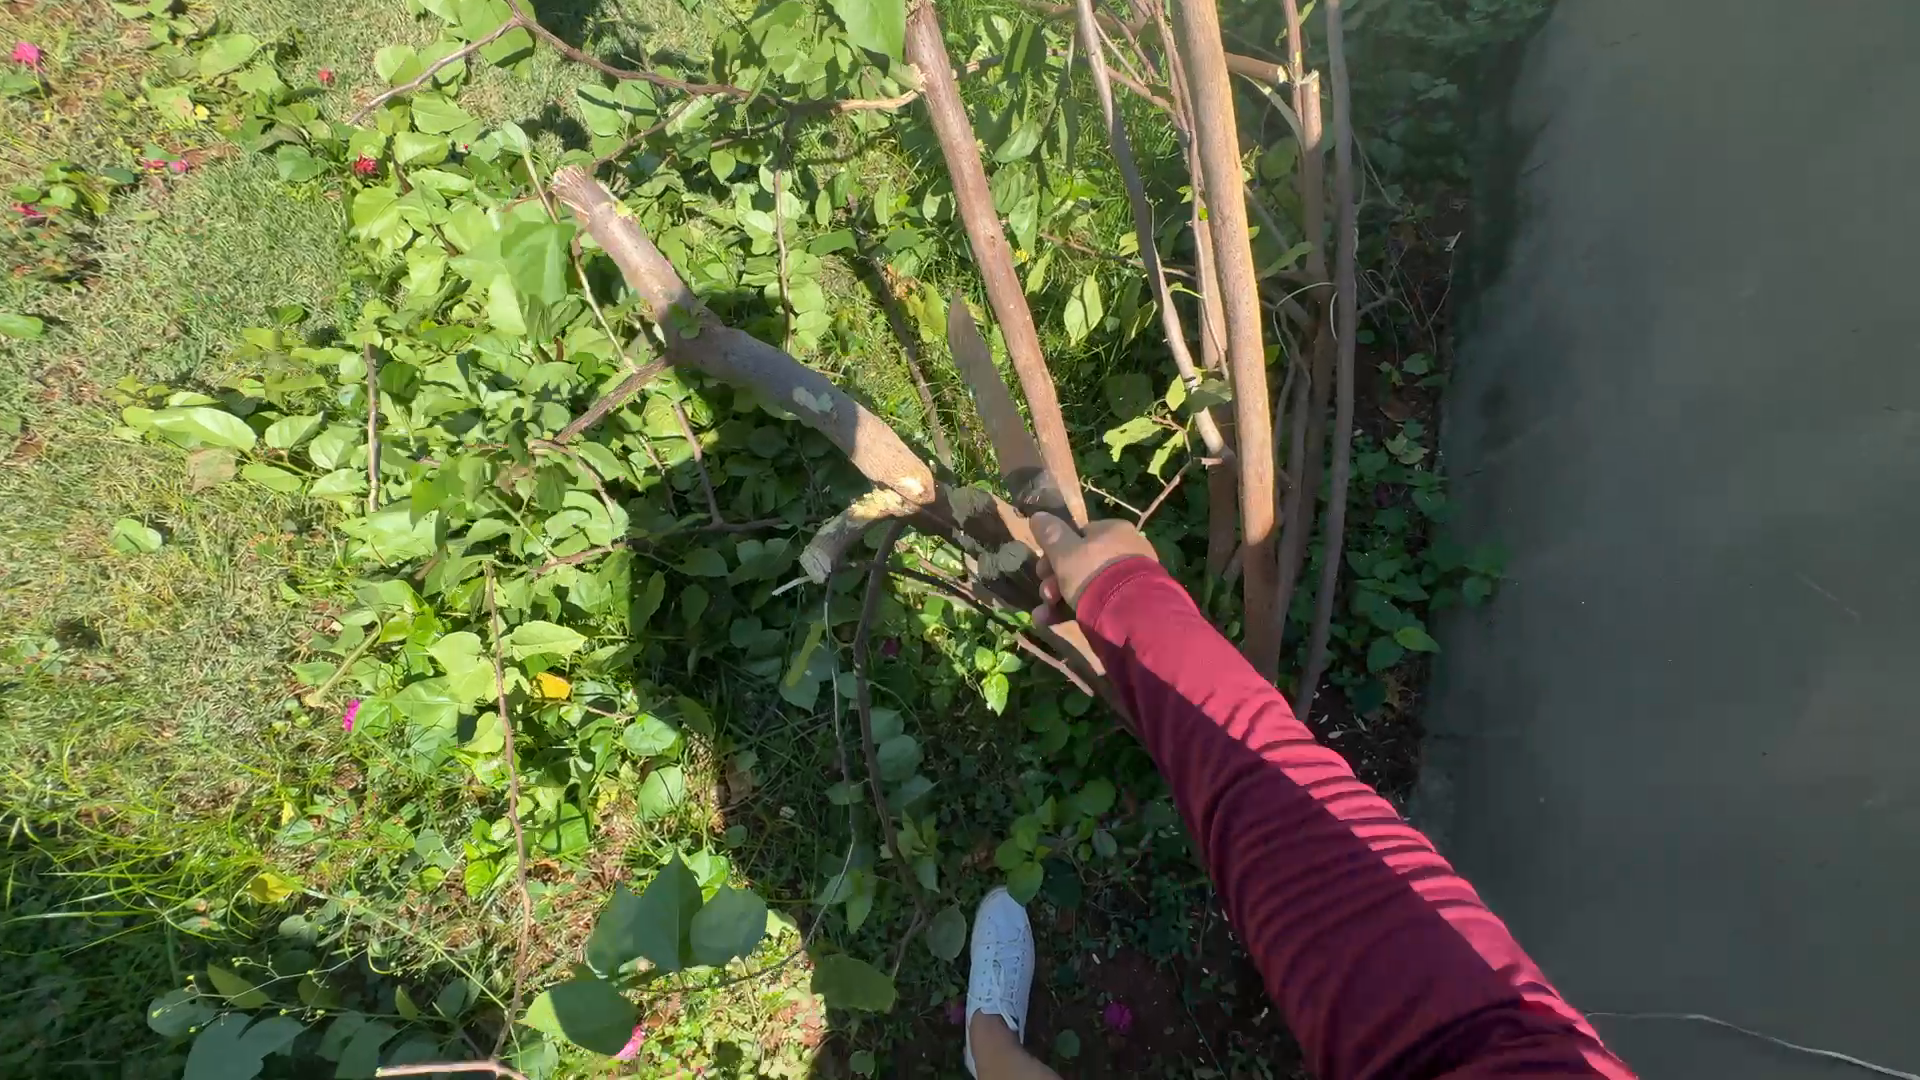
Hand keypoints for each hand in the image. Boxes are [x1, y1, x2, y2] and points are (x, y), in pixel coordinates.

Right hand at [1029, 511, 1159, 623]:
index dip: (1055, 552)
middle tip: (1045, 593)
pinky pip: (1095, 602)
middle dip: (1054, 580)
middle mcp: (1124, 550)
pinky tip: (1051, 621)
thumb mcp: (1065, 552)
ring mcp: (1128, 578)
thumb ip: (1050, 534)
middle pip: (1079, 562)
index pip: (1078, 536)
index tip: (1042, 569)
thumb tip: (1039, 516)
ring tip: (1044, 614)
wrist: (1130, 612)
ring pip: (1085, 585)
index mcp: (1113, 531)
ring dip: (1058, 598)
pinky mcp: (1128, 603)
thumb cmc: (1094, 573)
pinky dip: (1072, 610)